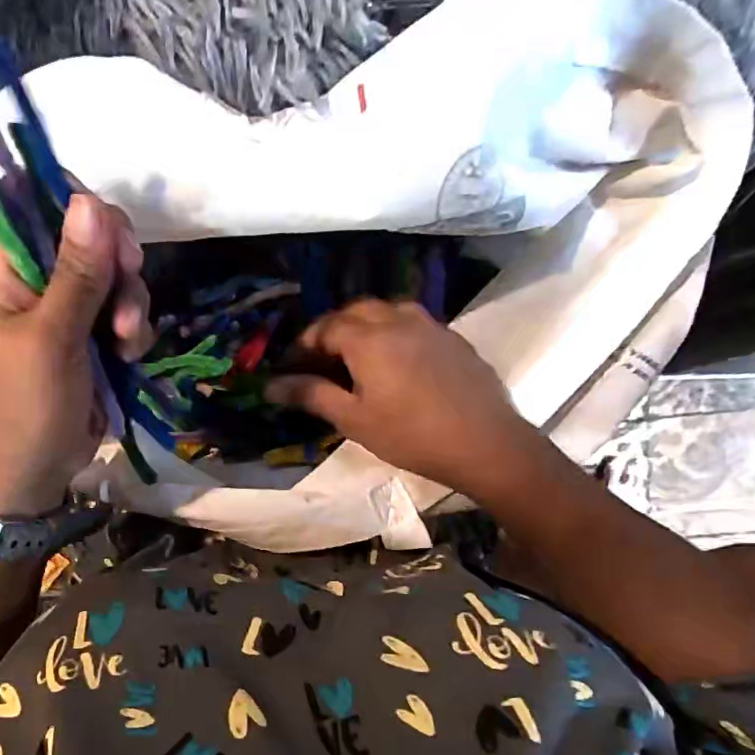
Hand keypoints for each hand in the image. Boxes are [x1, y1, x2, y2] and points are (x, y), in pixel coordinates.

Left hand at [0, 195, 150, 516]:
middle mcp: (39, 282)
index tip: (108, 226)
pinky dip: (134, 330)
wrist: (40, 471)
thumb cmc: (29, 405)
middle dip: (116, 259)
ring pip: (114, 276)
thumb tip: (89, 200)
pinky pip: (125, 312)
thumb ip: (75, 273)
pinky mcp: (95, 337)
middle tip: (128, 281)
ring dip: (131, 303)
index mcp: (8, 273)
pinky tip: (129, 357)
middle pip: (86, 236)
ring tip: (126, 343)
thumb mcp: (52, 338)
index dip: (72, 203)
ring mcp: (69, 310)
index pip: (32, 205)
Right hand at [264, 299, 535, 491]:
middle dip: (330, 331)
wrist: (484, 442)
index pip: (324, 327)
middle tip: (318, 362)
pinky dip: (390, 334)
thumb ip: (311, 395)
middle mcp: (398, 319)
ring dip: (362, 327)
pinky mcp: (452, 338)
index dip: (301, 346)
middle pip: (354, 311)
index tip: (288, 369)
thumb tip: (270, 385)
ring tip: (353, 359)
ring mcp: (430, 325)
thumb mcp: (353, 419)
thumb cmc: (410, 434)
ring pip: (385, 312)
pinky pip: (411, 324)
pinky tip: (392, 364)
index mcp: (368, 337)